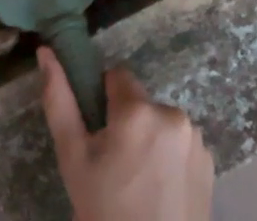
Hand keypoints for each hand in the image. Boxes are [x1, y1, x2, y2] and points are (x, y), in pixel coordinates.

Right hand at [39, 49, 214, 220]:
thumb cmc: (104, 209)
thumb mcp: (73, 158)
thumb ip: (58, 99)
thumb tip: (45, 52)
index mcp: (138, 110)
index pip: (117, 76)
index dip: (103, 100)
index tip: (98, 132)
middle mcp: (174, 115)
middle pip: (140, 102)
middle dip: (126, 123)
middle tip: (114, 164)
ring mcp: (197, 139)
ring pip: (161, 122)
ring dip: (149, 139)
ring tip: (137, 180)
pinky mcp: (211, 162)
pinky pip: (181, 144)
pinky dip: (170, 157)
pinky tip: (160, 189)